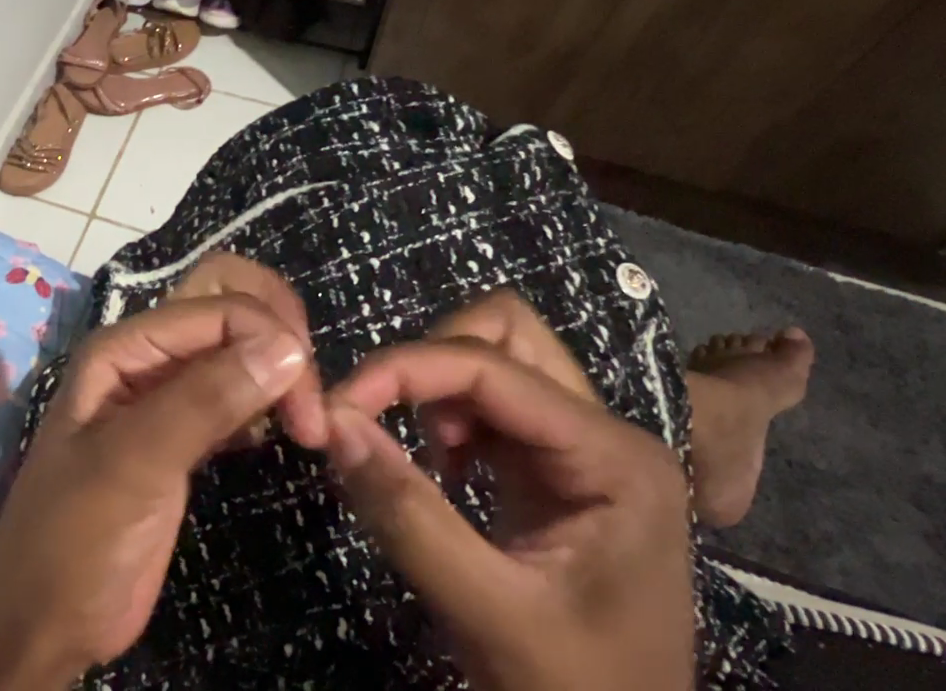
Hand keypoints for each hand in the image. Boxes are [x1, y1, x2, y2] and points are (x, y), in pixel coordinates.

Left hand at [0, 256, 324, 689]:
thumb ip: (206, 400)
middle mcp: (145, 360)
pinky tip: (283, 434)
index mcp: (124, 349)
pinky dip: (265, 403)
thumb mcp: (134, 464)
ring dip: (279, 372)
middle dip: (279, 338)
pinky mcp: (183, 438)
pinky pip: (234, 396)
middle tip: (311, 404)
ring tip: (307, 425)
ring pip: (236, 354)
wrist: (43, 621)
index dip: (272, 343)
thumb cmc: (76, 538)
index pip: (219, 309)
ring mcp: (164, 398)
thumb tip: (288, 346)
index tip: (309, 413)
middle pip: (228, 312)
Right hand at [324, 303, 694, 690]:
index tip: (336, 408)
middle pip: (507, 334)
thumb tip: (332, 424)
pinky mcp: (554, 470)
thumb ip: (409, 516)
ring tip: (421, 456)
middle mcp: (605, 433)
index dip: (405, 369)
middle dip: (431, 361)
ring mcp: (581, 449)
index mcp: (613, 457)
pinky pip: (491, 406)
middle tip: (387, 419)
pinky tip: (439, 471)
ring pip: (497, 360)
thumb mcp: (488, 612)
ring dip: (438, 389)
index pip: (493, 367)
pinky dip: (447, 418)